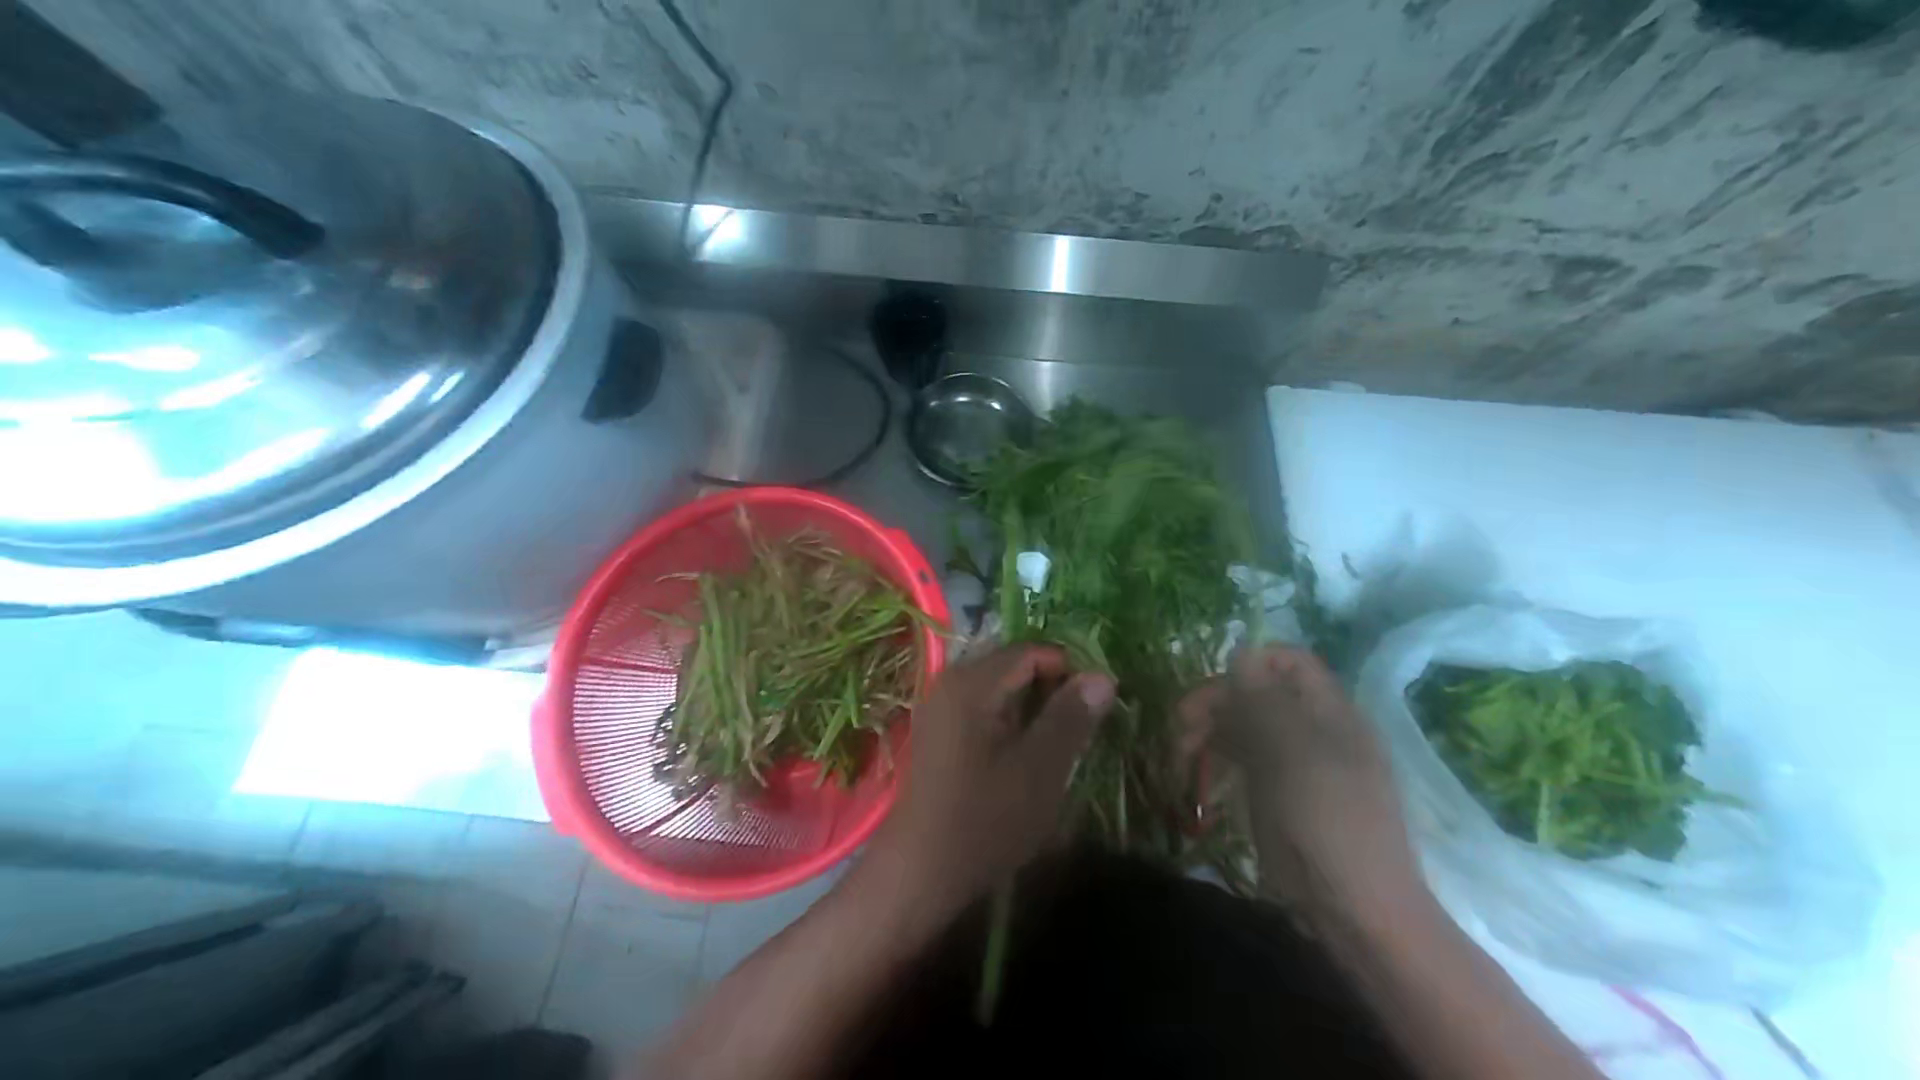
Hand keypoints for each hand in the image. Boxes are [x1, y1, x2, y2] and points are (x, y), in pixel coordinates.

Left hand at [870, 645, 1114, 904]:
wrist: (919, 871)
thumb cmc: (984, 820)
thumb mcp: (1039, 770)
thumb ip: (1070, 717)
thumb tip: (1102, 675)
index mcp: (972, 682)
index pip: (1032, 650)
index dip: (1069, 671)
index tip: (1095, 709)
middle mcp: (950, 681)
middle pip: (1013, 665)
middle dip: (1051, 689)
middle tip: (1078, 730)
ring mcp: (939, 706)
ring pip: (999, 688)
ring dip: (1032, 708)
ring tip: (1055, 747)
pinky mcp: (938, 730)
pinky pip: (982, 707)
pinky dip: (1009, 722)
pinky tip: (1023, 757)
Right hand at [1179, 645, 1424, 915]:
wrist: (1354, 910)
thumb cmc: (1327, 822)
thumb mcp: (1293, 754)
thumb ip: (1264, 700)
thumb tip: (1240, 653)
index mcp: (1329, 712)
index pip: (1289, 661)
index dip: (1250, 663)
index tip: (1211, 687)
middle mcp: (1312, 728)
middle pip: (1257, 692)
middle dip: (1215, 701)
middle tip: (1179, 726)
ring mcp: (1294, 761)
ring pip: (1244, 724)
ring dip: (1208, 730)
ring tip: (1178, 755)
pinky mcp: (1277, 791)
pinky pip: (1242, 758)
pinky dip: (1216, 758)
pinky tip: (1195, 775)